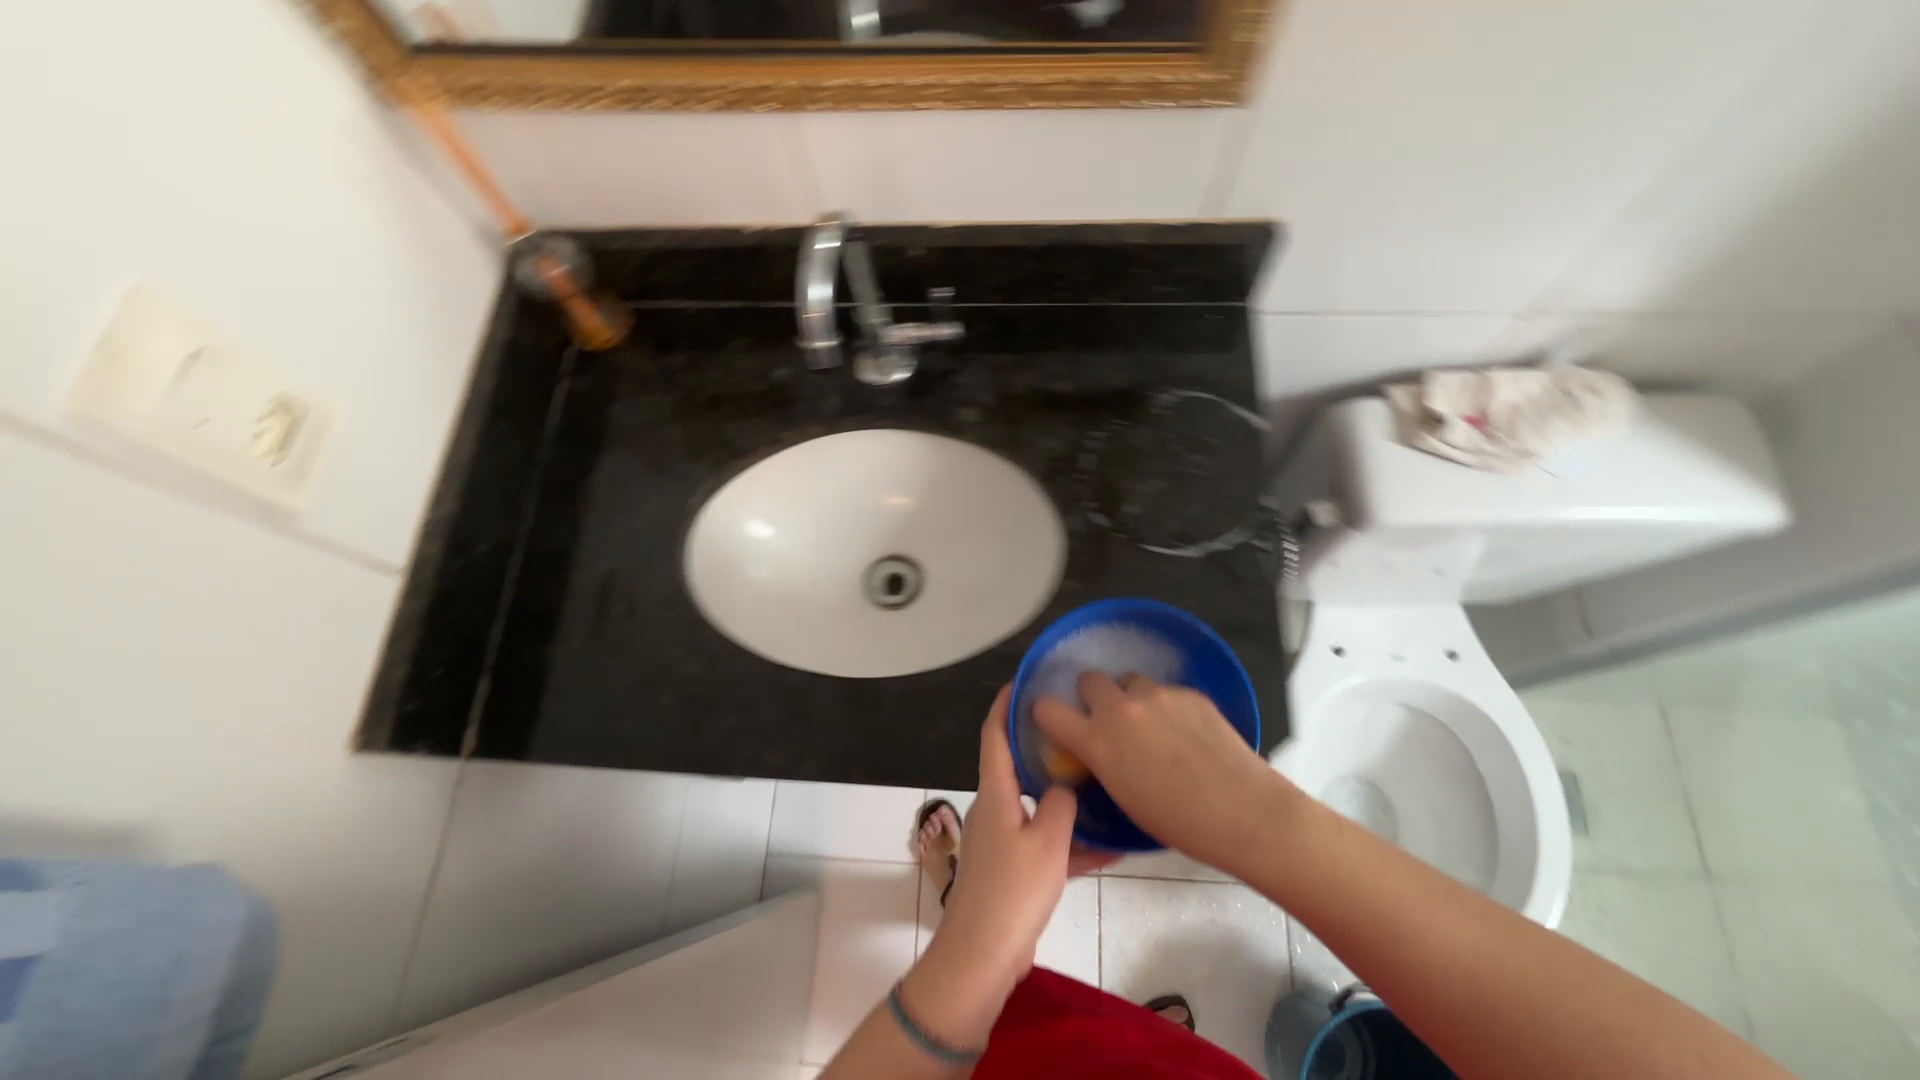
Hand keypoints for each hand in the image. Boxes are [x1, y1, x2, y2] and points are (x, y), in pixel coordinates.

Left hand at [929, 685, 1080, 987]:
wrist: (984, 955)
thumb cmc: (1013, 890)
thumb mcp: (1048, 841)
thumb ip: (1061, 805)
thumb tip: (1064, 791)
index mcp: (994, 794)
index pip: (994, 735)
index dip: (1005, 706)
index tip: (1022, 682)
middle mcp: (993, 810)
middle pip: (1017, 769)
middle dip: (1045, 750)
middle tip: (1080, 732)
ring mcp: (1001, 842)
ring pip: (1037, 809)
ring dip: (1066, 801)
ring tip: (1105, 786)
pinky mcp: (1013, 872)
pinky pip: (1045, 845)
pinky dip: (1071, 844)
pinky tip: (1110, 848)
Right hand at [1033, 672, 1287, 874]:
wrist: (1242, 811)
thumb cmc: (1178, 822)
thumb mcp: (1121, 795)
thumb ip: (1102, 762)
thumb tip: (1099, 749)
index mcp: (1097, 741)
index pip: (1047, 708)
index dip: (1047, 713)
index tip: (1056, 723)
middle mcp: (1122, 709)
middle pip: (1089, 679)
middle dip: (1093, 696)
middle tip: (1109, 721)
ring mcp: (1158, 696)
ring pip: (1130, 681)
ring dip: (1131, 698)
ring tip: (1152, 726)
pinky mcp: (1190, 692)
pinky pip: (1165, 690)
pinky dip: (1166, 707)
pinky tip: (1186, 733)